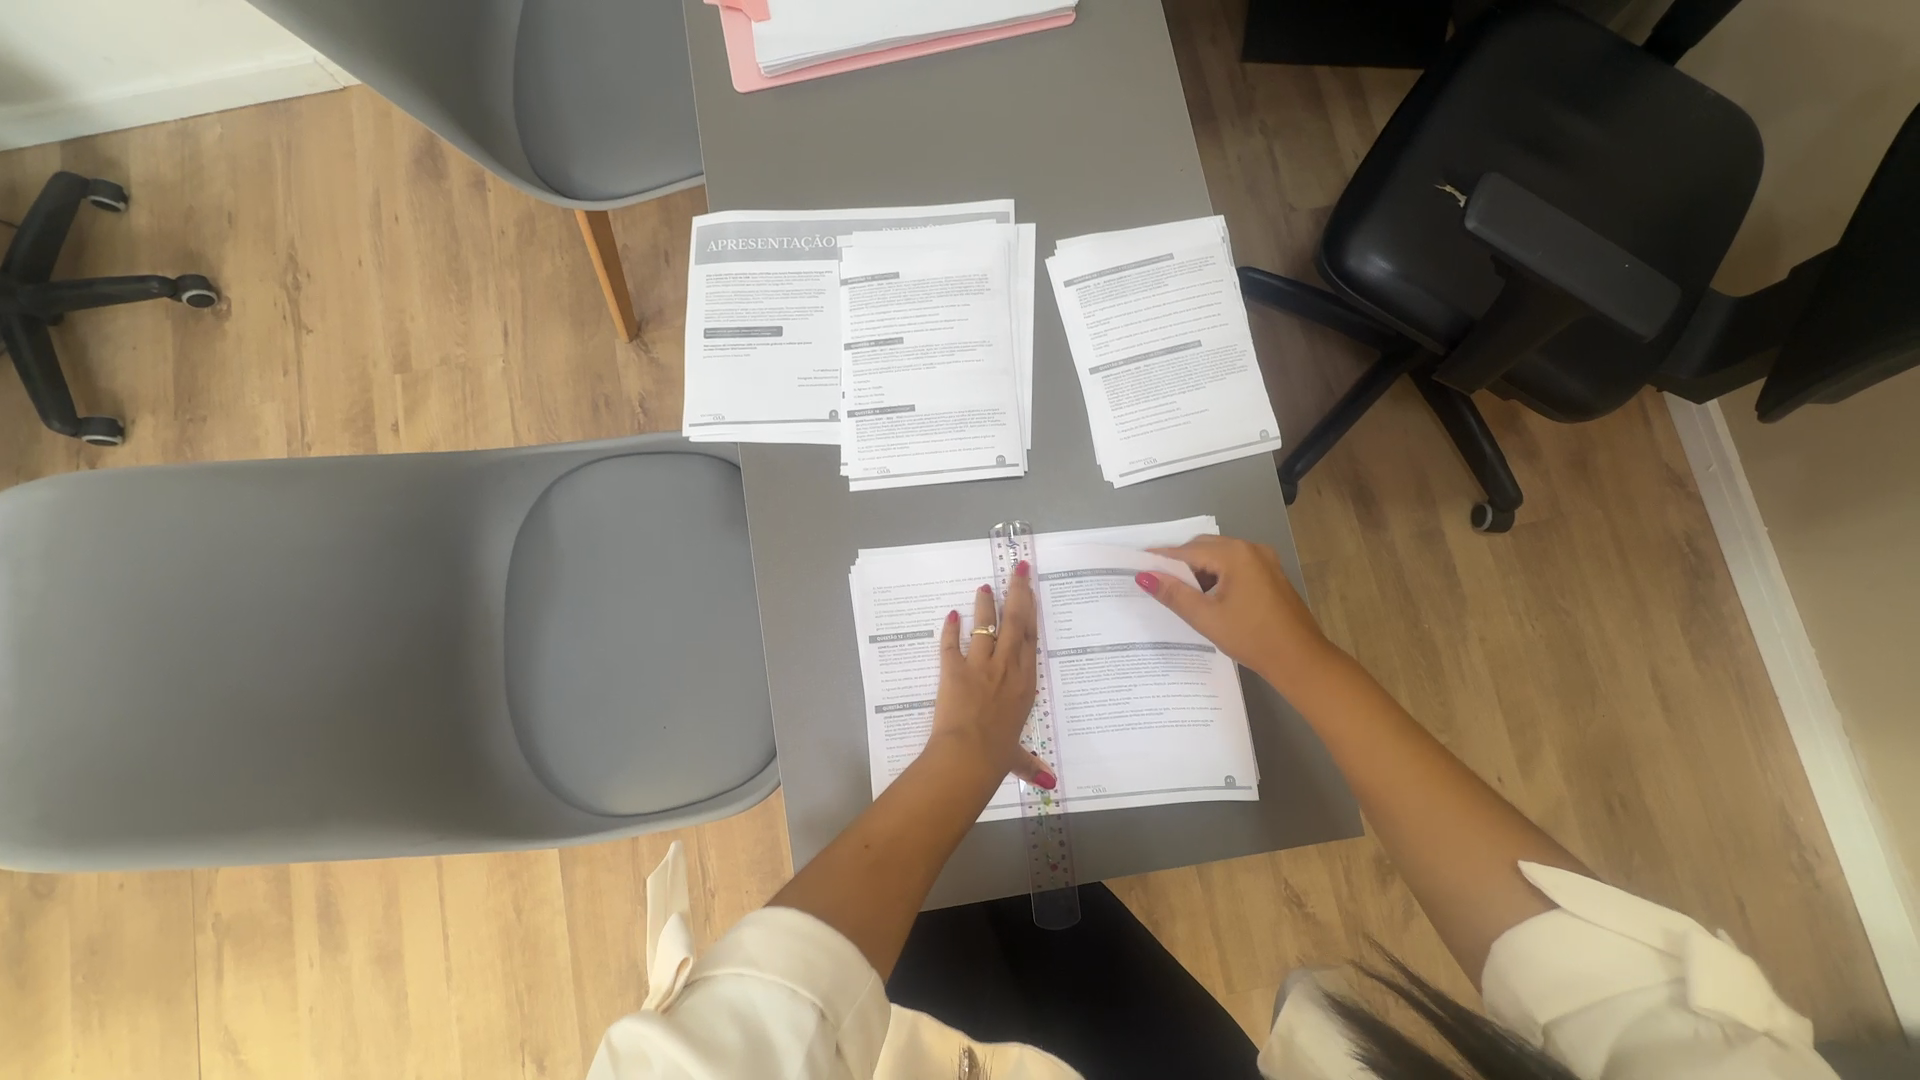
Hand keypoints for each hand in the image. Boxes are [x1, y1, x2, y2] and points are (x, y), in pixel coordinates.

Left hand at [926, 560, 1052, 788]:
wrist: (969, 755)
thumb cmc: (998, 755)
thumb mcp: (1017, 756)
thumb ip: (1030, 763)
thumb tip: (1047, 782)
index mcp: (1026, 682)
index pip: (1031, 637)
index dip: (1032, 610)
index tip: (1031, 589)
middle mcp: (1007, 667)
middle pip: (1015, 621)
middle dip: (1016, 591)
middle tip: (1017, 568)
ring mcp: (980, 666)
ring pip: (985, 625)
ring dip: (984, 605)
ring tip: (984, 586)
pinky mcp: (954, 670)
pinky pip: (951, 644)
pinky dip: (949, 630)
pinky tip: (949, 615)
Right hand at [1137, 535, 1336, 691]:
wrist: (1300, 659)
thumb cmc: (1251, 637)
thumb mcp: (1206, 617)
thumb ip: (1173, 594)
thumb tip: (1144, 576)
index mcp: (1235, 555)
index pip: (1188, 550)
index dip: (1161, 559)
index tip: (1137, 566)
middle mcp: (1251, 549)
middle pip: (1205, 547)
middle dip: (1181, 563)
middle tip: (1157, 582)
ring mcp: (1265, 560)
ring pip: (1220, 556)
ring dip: (1199, 570)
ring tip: (1180, 593)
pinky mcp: (1271, 574)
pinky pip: (1236, 565)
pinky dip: (1217, 575)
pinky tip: (1208, 597)